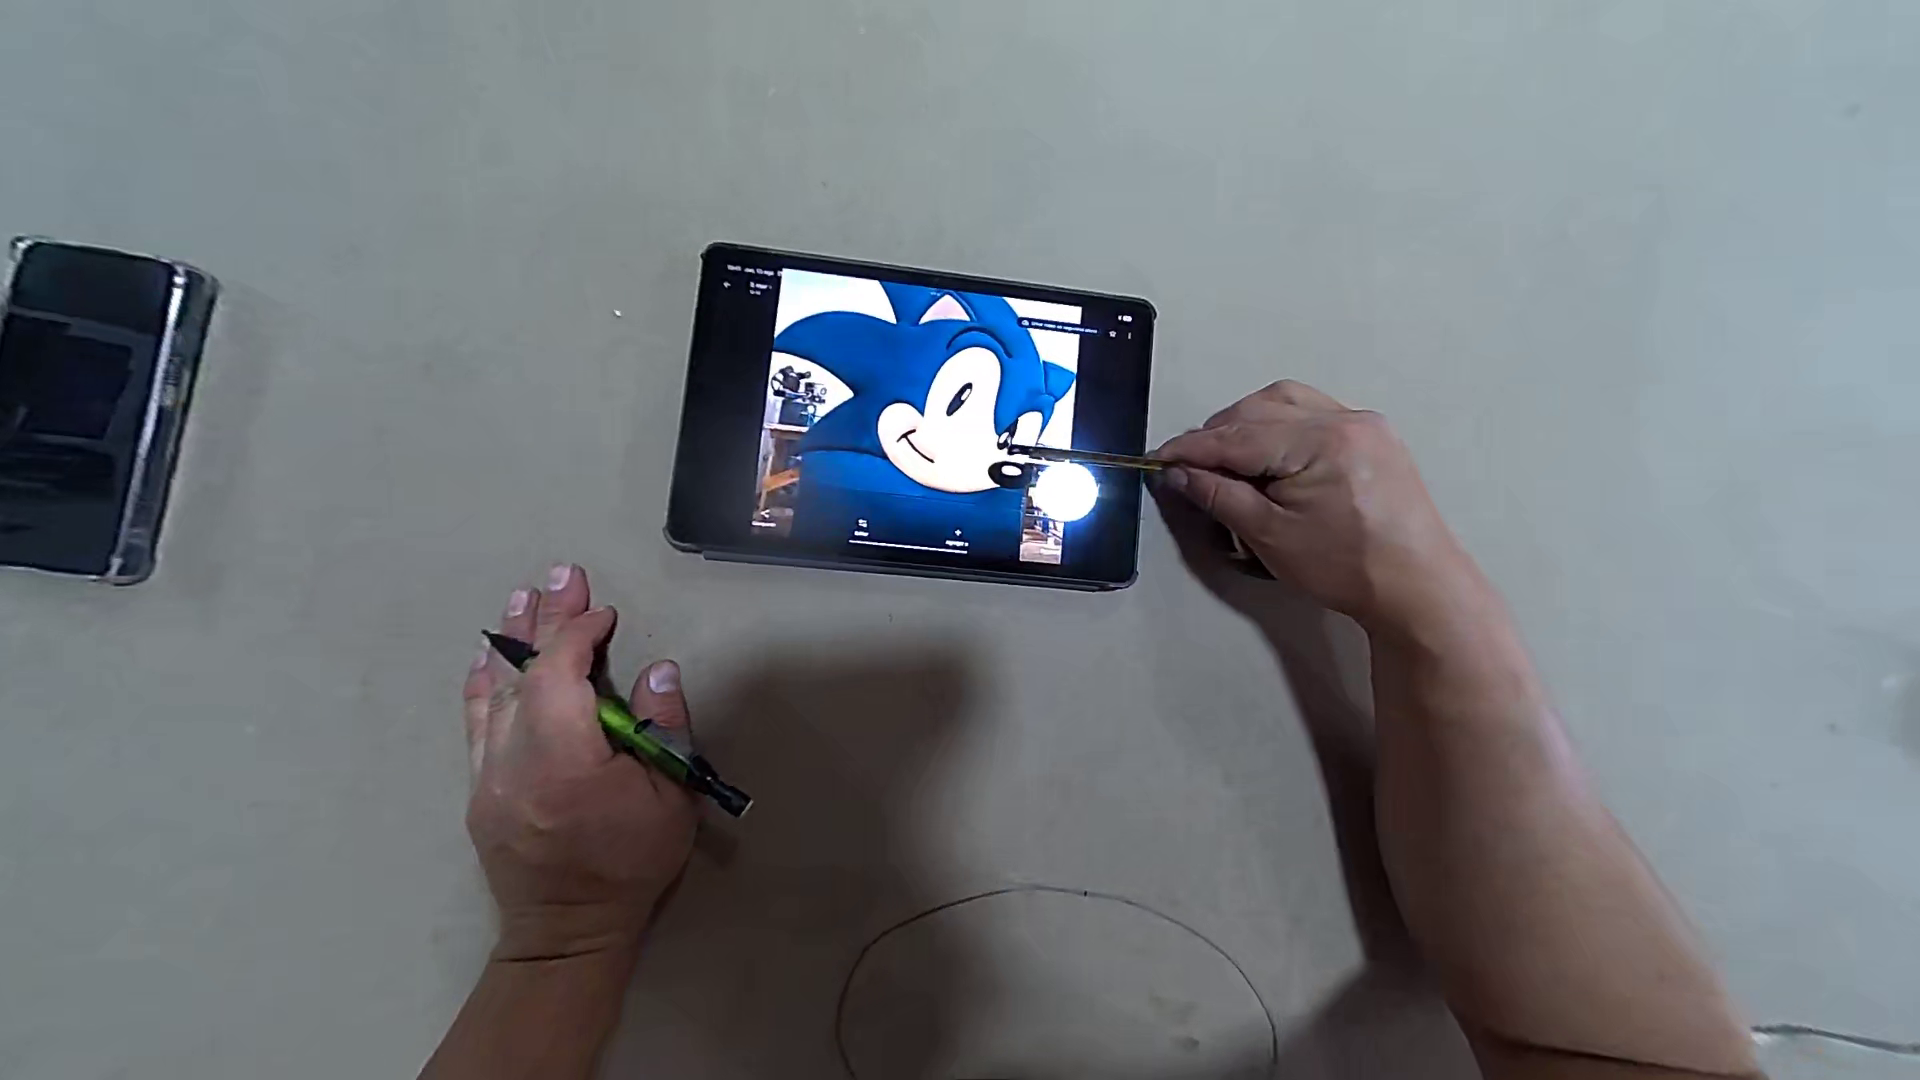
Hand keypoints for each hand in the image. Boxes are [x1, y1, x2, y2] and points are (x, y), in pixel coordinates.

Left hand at [460, 563, 697, 960]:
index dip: (578, 636)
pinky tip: (491, 654)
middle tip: (562, 574)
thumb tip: (658, 670)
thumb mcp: (673, 797)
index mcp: (566, 765)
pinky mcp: (479, 789)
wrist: (569, 929)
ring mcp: (487, 777)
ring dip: (513, 640)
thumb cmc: (633, 860)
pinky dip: (486, 681)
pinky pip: (477, 722)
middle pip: (525, 676)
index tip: (605, 614)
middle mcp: (514, 765)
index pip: (560, 679)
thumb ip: (665, 729)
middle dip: (546, 620)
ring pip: (494, 694)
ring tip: (524, 596)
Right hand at [1155, 380, 1480, 630]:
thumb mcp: (1268, 535)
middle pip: (1257, 411)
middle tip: (1186, 467)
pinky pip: (1308, 411)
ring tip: (1221, 456)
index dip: (1190, 448)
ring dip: (1242, 423)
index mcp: (1321, 442)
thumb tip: (1177, 473)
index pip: (1236, 436)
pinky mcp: (1367, 435)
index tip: (1156, 459)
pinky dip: (1274, 423)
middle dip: (1214, 435)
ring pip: (1282, 402)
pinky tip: (1262, 449)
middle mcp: (1344, 419)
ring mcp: (1361, 423)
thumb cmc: (1343, 567)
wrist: (1416, 587)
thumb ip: (1218, 495)